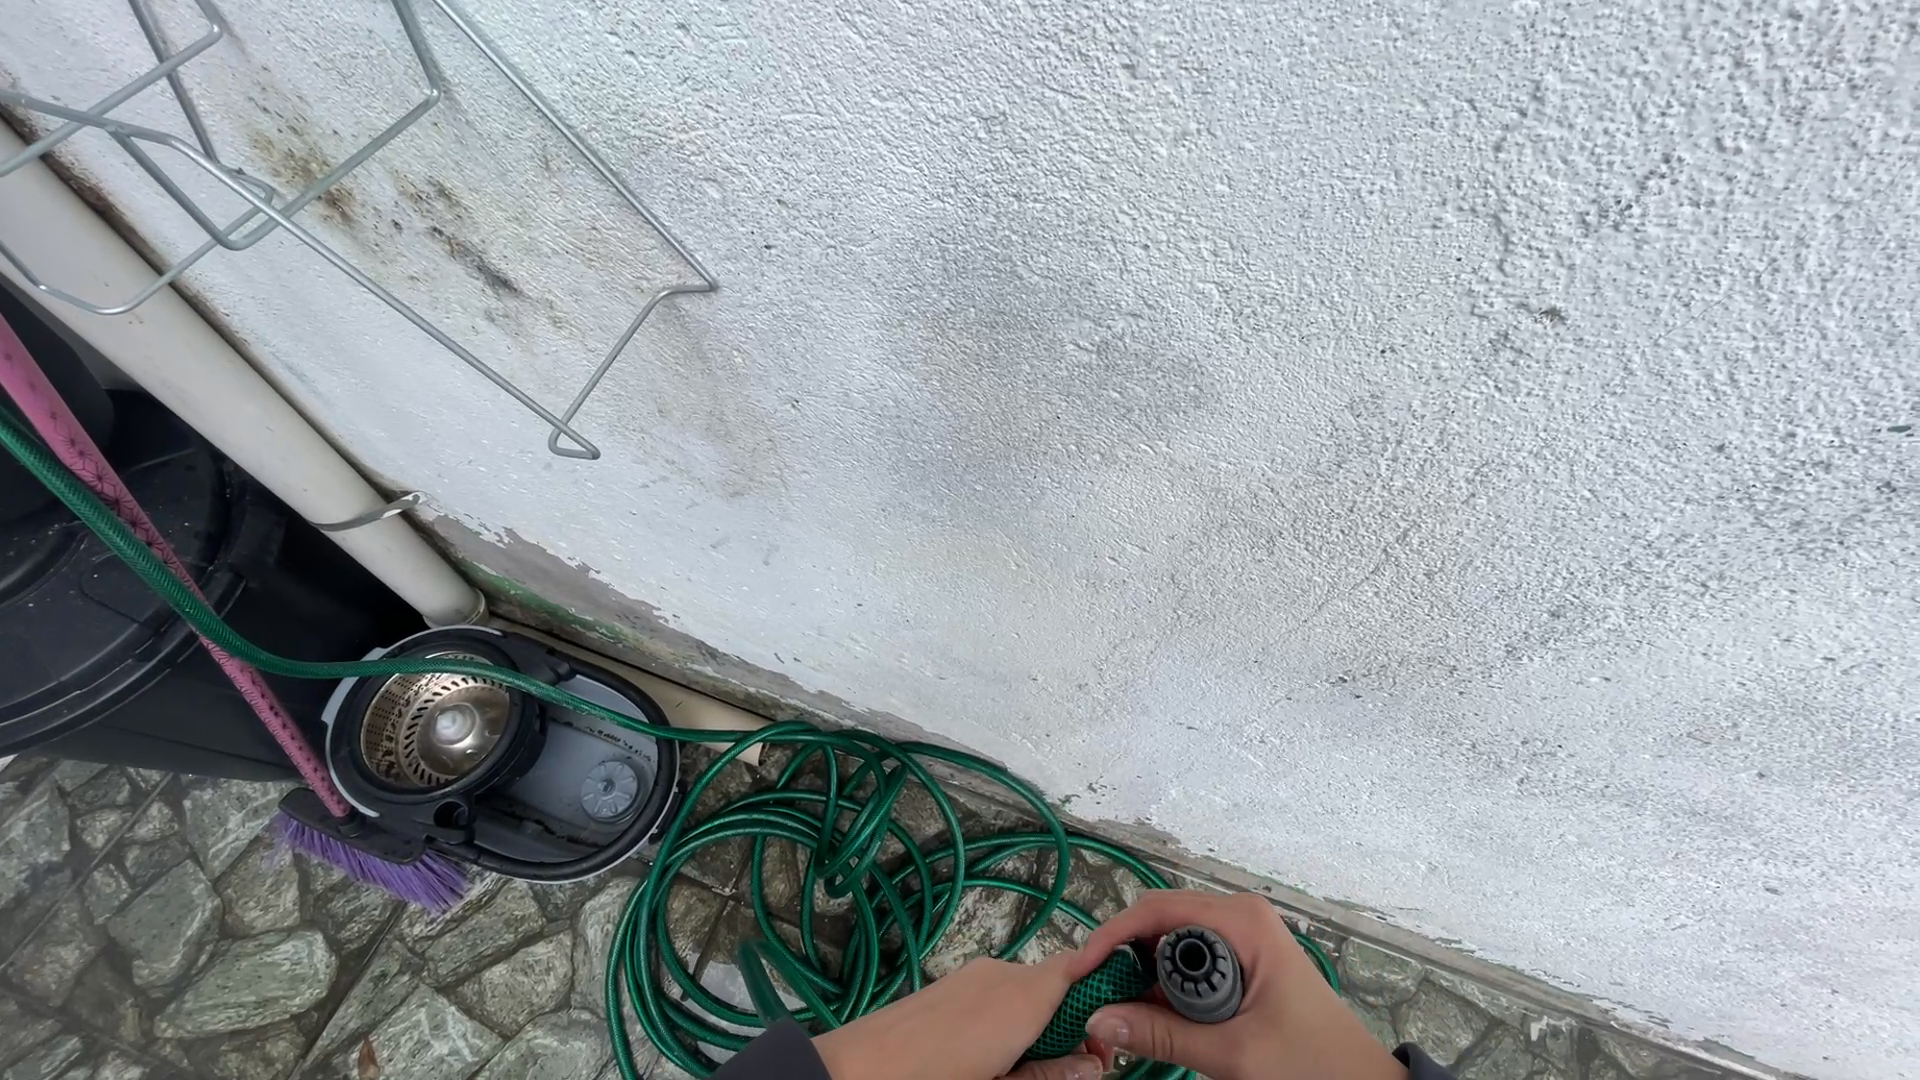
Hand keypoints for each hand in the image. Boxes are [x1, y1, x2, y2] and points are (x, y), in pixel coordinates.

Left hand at [812, 952, 1102, 1079]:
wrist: (853, 1070)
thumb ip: (1049, 1075)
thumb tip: (1093, 1065)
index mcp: (1020, 996)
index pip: (1077, 968)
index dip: (1102, 989)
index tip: (1112, 1035)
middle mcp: (1001, 972)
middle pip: (1056, 983)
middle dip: (1071, 1019)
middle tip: (1073, 1069)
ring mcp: (974, 973)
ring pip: (1027, 988)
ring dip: (1041, 1019)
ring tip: (1029, 1066)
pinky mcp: (953, 981)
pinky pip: (999, 991)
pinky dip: (1012, 1015)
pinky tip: (995, 1053)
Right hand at [1071, 891, 1406, 1079]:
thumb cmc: (1313, 1065)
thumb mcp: (1235, 1055)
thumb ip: (1164, 1035)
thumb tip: (1097, 1019)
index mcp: (1242, 920)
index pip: (1158, 909)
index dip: (1114, 935)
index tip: (1082, 967)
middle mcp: (1238, 913)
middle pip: (1160, 917)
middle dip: (1123, 950)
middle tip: (1093, 988)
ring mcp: (1241, 932)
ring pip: (1170, 935)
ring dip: (1141, 966)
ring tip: (1115, 1001)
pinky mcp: (1241, 954)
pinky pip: (1189, 954)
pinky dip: (1163, 978)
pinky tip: (1151, 1008)